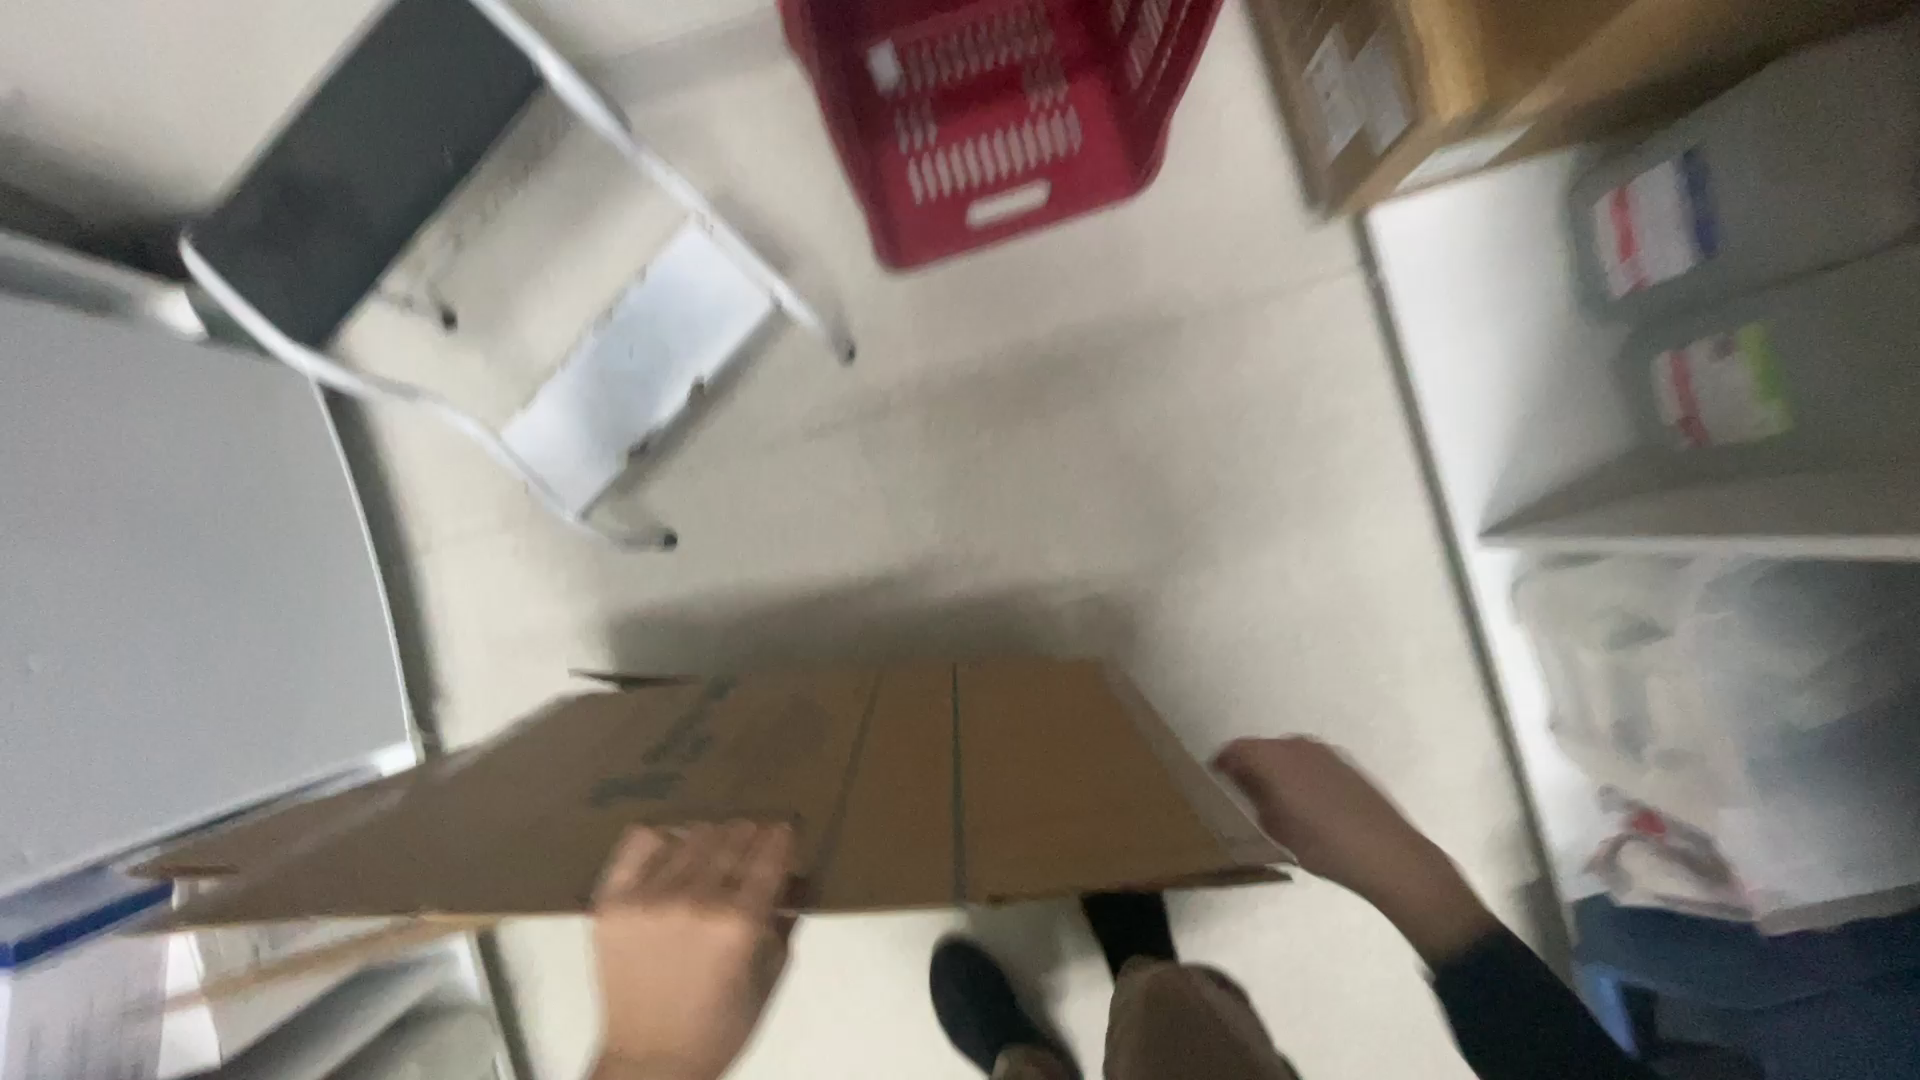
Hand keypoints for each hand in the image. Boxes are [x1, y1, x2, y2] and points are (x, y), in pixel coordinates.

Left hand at [590, 821, 796, 1079]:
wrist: (647, 1063)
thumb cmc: (717, 1026)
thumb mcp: (769, 976)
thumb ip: (782, 920)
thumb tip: (791, 873)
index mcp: (738, 923)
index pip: (771, 852)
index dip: (782, 836)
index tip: (784, 832)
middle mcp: (694, 901)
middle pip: (734, 835)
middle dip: (751, 835)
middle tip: (752, 845)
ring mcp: (648, 899)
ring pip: (693, 833)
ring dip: (712, 837)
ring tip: (714, 852)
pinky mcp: (612, 902)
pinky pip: (640, 841)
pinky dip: (662, 839)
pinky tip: (671, 851)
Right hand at [1213, 737, 1496, 964]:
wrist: (1391, 856)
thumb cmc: (1324, 847)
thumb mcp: (1276, 828)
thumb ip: (1253, 797)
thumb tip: (1242, 781)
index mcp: (1275, 758)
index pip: (1235, 748)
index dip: (1222, 763)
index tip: (1216, 780)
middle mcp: (1297, 746)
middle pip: (1261, 748)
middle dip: (1250, 766)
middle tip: (1245, 795)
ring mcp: (1325, 752)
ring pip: (1286, 754)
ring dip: (1276, 770)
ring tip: (1277, 801)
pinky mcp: (1346, 764)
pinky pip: (1309, 761)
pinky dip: (1299, 774)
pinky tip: (1308, 803)